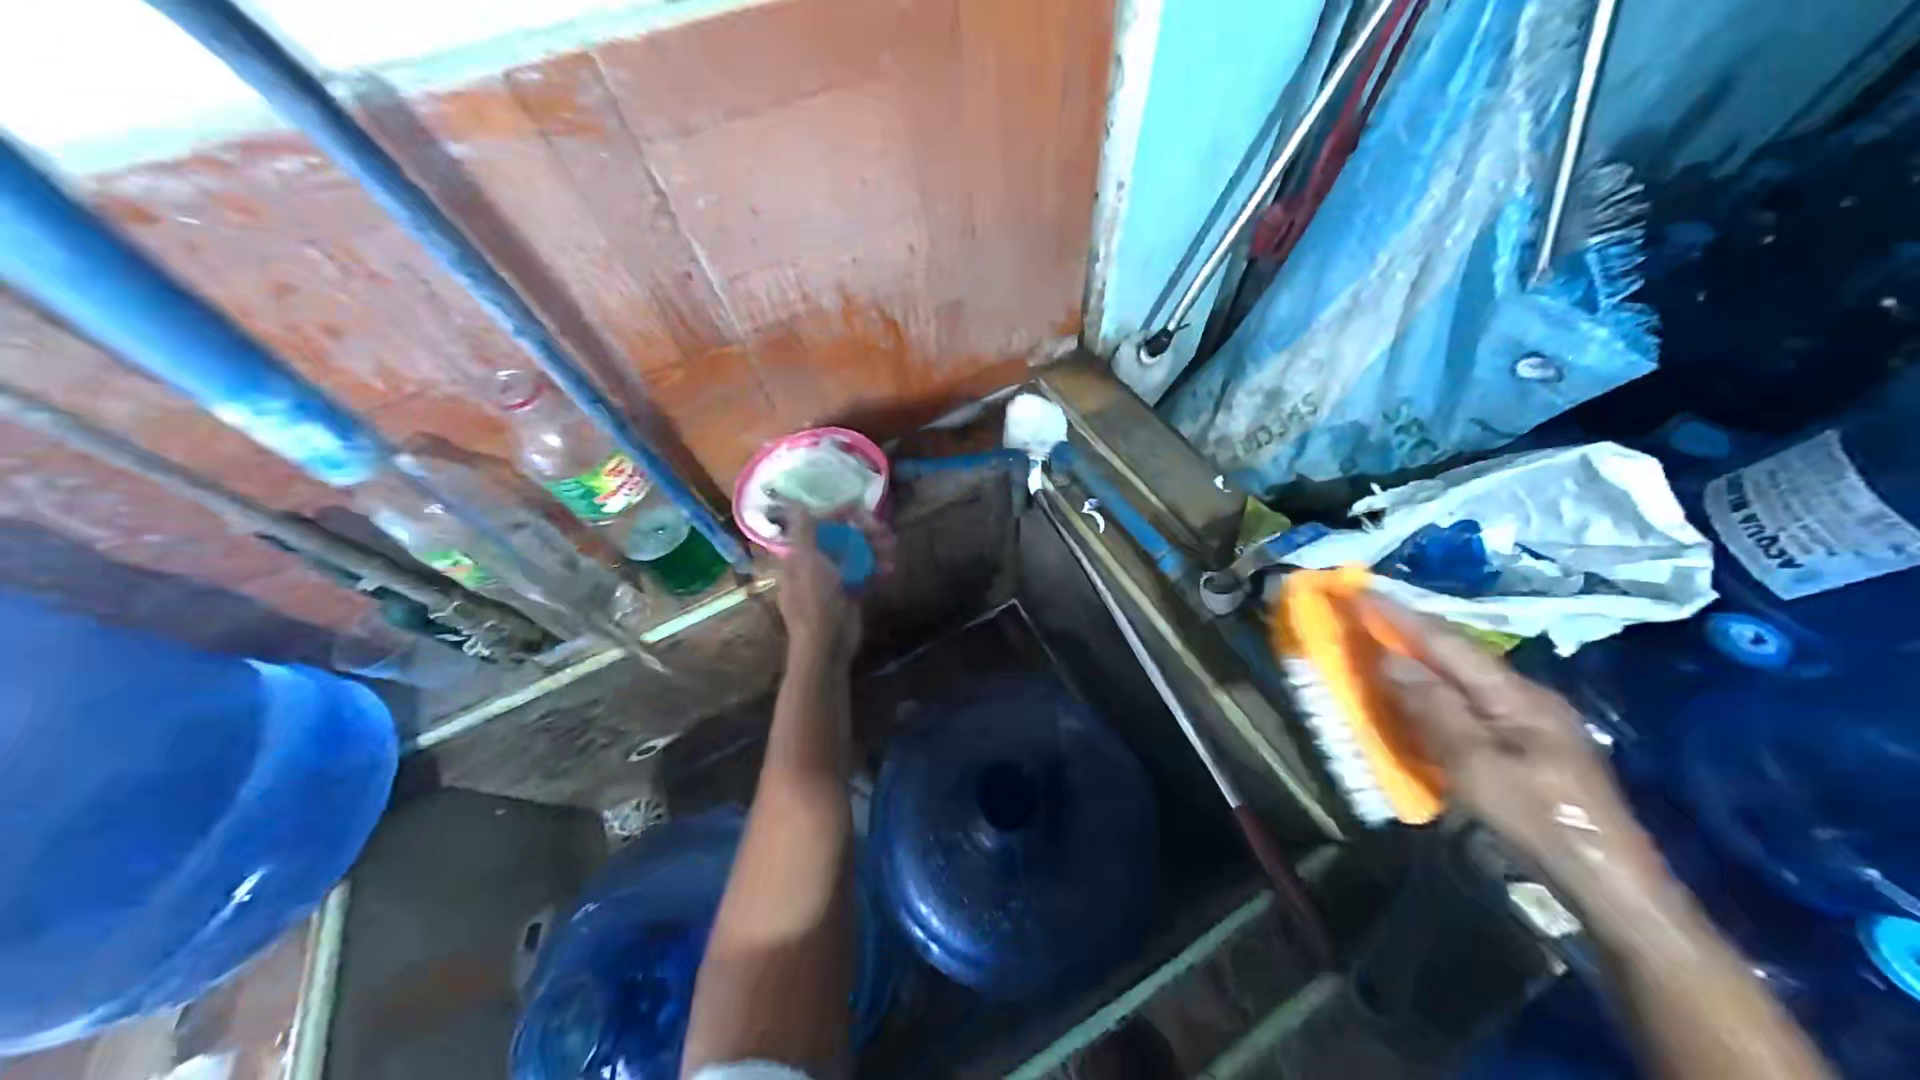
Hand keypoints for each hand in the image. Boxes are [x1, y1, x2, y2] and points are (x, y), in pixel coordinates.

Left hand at [773, 507, 891, 668]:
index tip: (863, 512)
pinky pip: (865, 572)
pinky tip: (889, 567)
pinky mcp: (851, 592)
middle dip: (864, 531)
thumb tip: (796, 503)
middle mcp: (816, 563)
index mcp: (800, 554)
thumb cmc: (814, 601)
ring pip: (857, 553)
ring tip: (892, 548)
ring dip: (875, 547)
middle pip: (842, 537)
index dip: (841, 515)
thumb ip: (804, 531)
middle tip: (885, 532)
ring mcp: (835, 578)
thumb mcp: (805, 561)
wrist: (826, 645)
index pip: (821, 524)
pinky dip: (877, 567)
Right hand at [1363, 595, 1666, 903]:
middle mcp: (1524, 695)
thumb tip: (1389, 658)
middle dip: (1408, 631)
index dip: (1399, 616)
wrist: (1607, 881)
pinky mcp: (1528, 744)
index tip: (1359, 592)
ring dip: (1420, 659)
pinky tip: (1420, 694)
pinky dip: (1435, 690)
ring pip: (1462, 677)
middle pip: (1456, 653)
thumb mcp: (1475, 763)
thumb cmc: (1536, 816)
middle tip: (1364, 615)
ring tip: (1381, 646)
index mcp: (1515, 693)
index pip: (1446, 642)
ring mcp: (1530, 720)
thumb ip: (1431, 706)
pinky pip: (1469, 702)